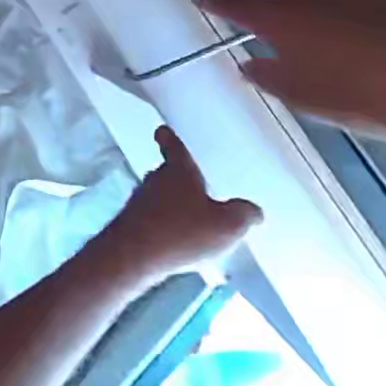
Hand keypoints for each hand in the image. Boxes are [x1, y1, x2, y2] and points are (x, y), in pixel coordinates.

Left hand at [92, 126, 261, 282]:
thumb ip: (244, 214)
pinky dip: (164, 225)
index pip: (173, 146)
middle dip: (179, 179)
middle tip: (195, 186)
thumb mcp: (227, 225)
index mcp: (178, 170)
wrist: (134, 255)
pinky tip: (178, 243)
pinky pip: (152, 218)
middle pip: (166, 172)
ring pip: (158, 195)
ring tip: (192, 220)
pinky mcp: (132, 222)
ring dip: (172, 204)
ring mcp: (139, 200)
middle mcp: (155, 179)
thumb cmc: (181, 231)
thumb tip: (253, 210)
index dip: (170, 138)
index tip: (163, 131)